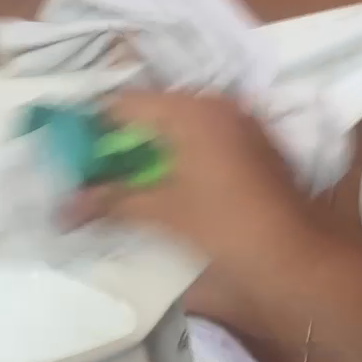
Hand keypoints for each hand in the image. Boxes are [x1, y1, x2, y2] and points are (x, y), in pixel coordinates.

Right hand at [80, 90, 325, 280]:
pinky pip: (201, 137)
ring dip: (147, 148)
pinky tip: (162, 183)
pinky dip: (176, 154)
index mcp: (191, 110)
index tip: (67, 150)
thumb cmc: (228, 227)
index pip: (124, 103)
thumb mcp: (163, 212)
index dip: (91, 125)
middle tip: (91, 169)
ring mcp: (239, 122)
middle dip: (119, 139)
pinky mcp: (252, 144)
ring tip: (121, 180)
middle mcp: (215, 104)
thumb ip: (110, 202)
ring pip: (177, 124)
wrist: (300, 258)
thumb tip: (61, 209)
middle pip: (151, 111)